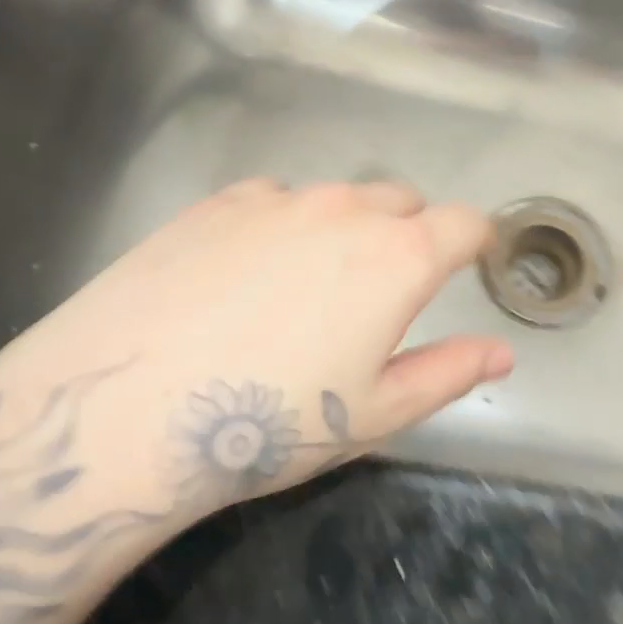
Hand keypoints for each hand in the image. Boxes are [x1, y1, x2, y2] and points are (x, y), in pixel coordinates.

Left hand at [0, 179, 512, 518]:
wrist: (120, 413)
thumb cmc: (270, 424)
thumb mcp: (375, 413)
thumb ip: (449, 373)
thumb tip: (502, 352)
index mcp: (398, 258)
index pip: (464, 223)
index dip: (474, 244)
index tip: (467, 268)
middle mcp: (343, 210)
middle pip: (403, 201)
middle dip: (412, 235)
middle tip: (385, 296)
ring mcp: (276, 200)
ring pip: (338, 199)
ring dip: (347, 229)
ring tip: (310, 292)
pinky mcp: (215, 204)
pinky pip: (276, 200)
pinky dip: (286, 225)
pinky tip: (250, 277)